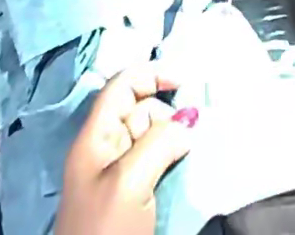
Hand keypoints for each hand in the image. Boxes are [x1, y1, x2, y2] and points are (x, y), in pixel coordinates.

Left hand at [54, 63, 196, 234]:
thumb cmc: (104, 230)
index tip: (185, 80)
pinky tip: (191, 163)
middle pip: (137, 111)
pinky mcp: (132, 202)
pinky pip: (154, 166)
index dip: (149, 75)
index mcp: (95, 135)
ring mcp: (118, 176)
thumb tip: (186, 121)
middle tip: (198, 120)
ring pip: (148, 138)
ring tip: (198, 139)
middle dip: (166, 107)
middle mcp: (105, 149)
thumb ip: (157, 144)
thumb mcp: (129, 181)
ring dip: (172, 133)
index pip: (120, 87)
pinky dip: (172, 158)